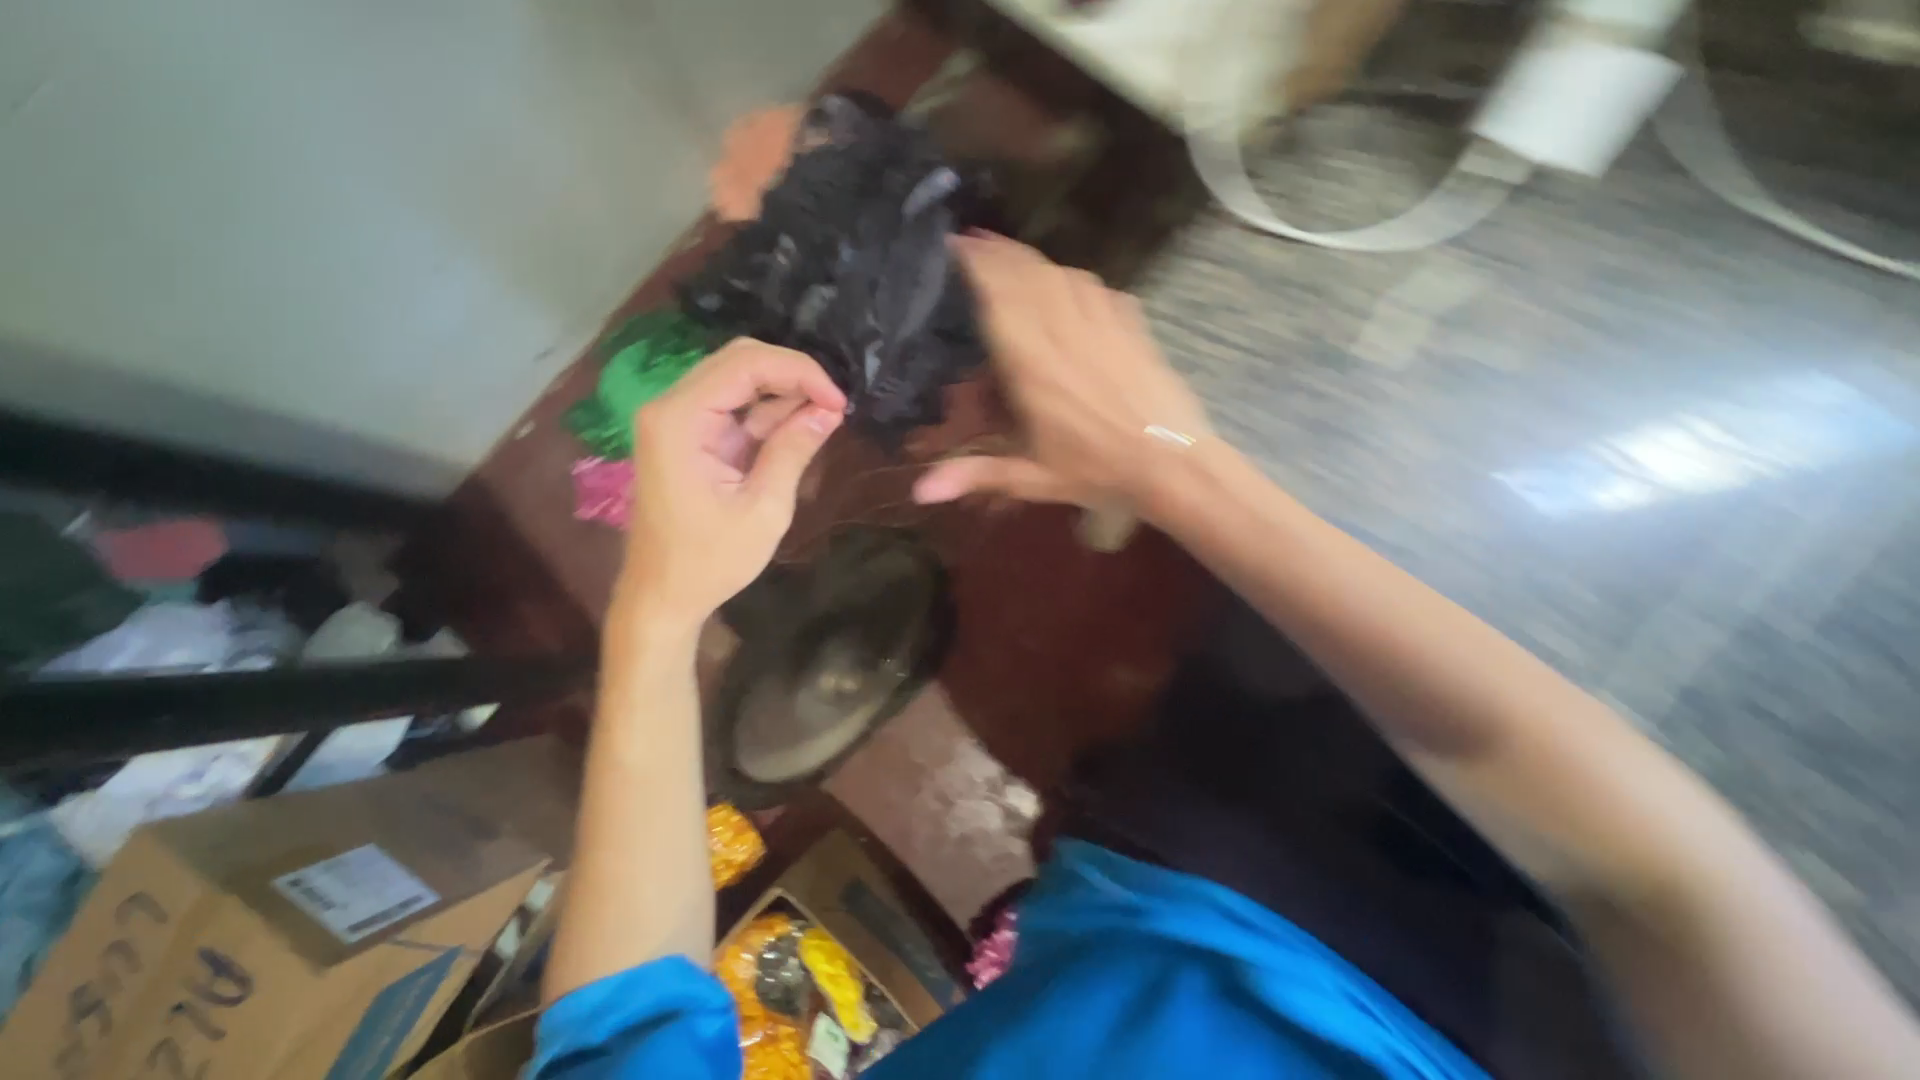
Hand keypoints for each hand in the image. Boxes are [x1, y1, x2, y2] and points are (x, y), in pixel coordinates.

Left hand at [623, 338, 845, 628]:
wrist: (662, 596)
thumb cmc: (709, 561)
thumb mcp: (763, 509)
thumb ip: (793, 450)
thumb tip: (830, 410)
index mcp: (680, 419)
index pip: (746, 364)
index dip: (799, 372)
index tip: (839, 402)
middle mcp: (671, 406)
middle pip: (739, 361)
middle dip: (792, 375)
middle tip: (834, 407)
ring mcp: (676, 419)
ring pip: (738, 379)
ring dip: (782, 393)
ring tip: (824, 418)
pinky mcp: (687, 436)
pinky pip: (732, 406)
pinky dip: (766, 413)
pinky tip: (799, 428)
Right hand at [912, 233, 1210, 514]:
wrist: (1172, 463)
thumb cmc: (1096, 471)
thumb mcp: (1031, 478)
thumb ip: (973, 475)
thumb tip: (917, 493)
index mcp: (1033, 361)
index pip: (998, 293)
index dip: (974, 262)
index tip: (951, 244)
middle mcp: (1064, 329)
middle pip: (1025, 271)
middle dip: (995, 251)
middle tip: (969, 241)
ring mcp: (1102, 320)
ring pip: (1059, 272)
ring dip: (1029, 259)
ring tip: (1007, 256)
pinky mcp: (1131, 323)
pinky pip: (1094, 285)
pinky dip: (1069, 277)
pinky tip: (1064, 281)